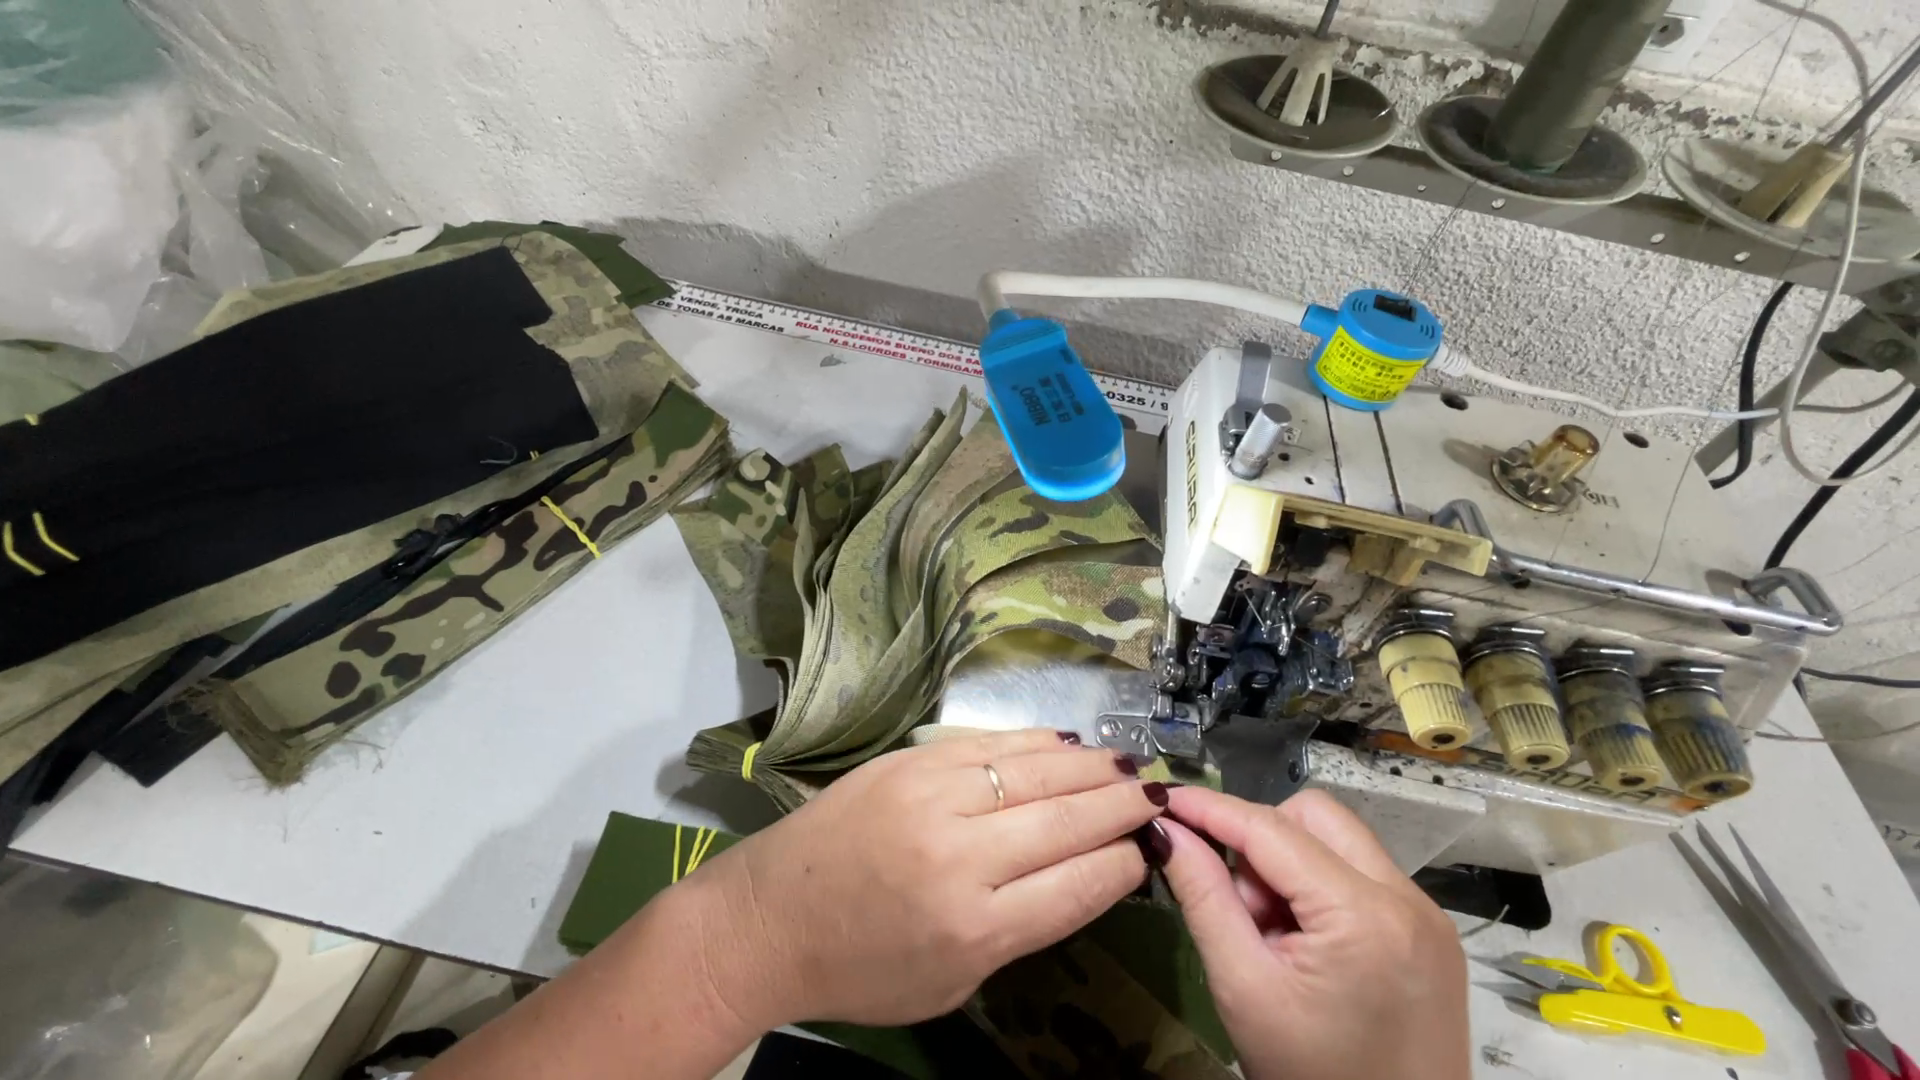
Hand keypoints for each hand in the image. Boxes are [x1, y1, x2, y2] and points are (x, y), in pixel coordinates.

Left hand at [677, 728, 1171, 1029]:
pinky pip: (987, 744)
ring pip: (1033, 772)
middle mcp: (960, 855)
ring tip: (1126, 764)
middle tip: (1156, 795)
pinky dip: (1034, 743)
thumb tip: (1083, 872)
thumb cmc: (861, 968)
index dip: (1124, 862)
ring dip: (1088, 767)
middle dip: (1121, 806)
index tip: (1150, 847)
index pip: (1077, 884)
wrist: (769, 918)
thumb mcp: (952, 980)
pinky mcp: (906, 762)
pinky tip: (1066, 744)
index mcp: (974, 928)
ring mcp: (930, 797)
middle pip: (1066, 821)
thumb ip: (1020, 929)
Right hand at [1158, 787, 1468, 1079]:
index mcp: (1364, 916)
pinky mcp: (1432, 931)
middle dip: (1260, 839)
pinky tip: (1305, 942)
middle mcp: (1407, 898)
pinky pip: (1361, 872)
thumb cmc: (1310, 1076)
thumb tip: (1166, 829)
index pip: (1271, 829)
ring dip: (1289, 862)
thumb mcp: (1242, 986)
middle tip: (1239, 903)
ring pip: (1338, 838)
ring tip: (1273, 932)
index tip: (1164, 799)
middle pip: (1314, 817)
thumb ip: (1203, 895)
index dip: (1211, 807)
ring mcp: (1427, 913)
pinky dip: (1319, 885)